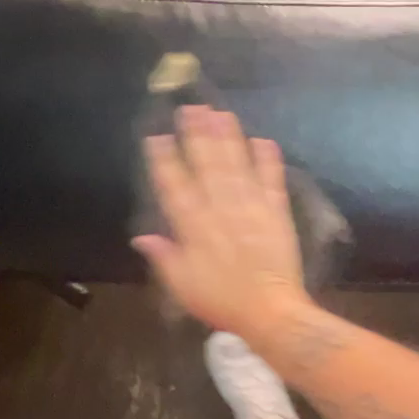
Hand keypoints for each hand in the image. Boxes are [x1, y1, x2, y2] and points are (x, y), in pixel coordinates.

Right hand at [134, 105, 310, 336]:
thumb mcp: (182, 285)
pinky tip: (261, 139)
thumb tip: (141, 236)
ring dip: (227, 136)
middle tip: (190, 106)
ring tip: (219, 112)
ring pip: (236, 164)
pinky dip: (267, 158)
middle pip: (206, 164)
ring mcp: (251, 207)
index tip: (156, 135)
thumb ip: (164, 256)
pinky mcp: (277, 212)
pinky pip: (271, 179)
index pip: (174, 185)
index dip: (164, 159)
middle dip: (196, 134)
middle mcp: (220, 209)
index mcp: (193, 226)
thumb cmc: (221, 301)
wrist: (270, 311)